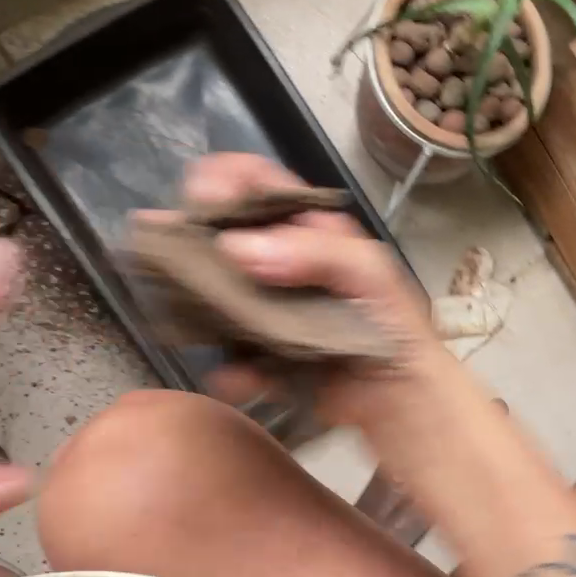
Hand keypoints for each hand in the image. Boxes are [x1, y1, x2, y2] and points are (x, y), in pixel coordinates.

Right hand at [180, 153, 454, 432]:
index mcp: (308, 231)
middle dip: (195, 244)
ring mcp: (270, 311)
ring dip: (199, 307)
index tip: (200, 197)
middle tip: (172, 256)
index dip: (225, 181)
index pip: (259, 186)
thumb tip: (236, 246)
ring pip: (219, 298)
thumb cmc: (394, 324)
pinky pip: (233, 357)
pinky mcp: (266, 356)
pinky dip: (229, 369)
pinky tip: (233, 376)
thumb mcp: (369, 273)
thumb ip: (314, 252)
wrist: (402, 395)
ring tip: (187, 315)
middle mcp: (281, 264)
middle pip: (225, 239)